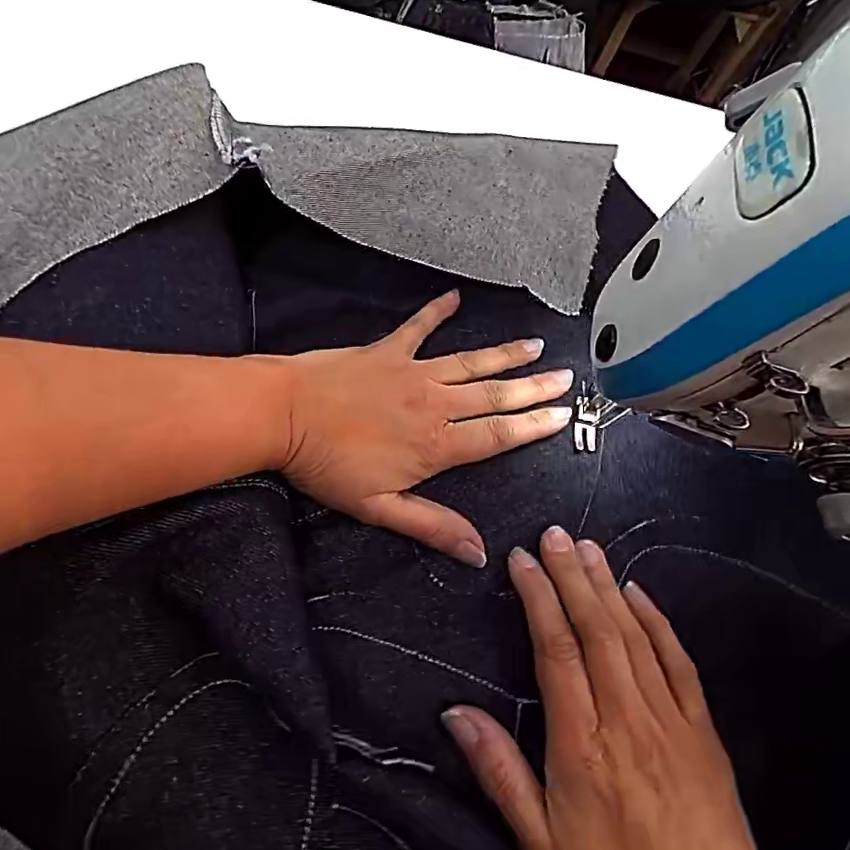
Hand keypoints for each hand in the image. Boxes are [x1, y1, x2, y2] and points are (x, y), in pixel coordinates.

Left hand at [267, 290, 573, 567]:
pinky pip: (420, 327)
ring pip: (471, 362)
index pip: (498, 435)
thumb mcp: (379, 507)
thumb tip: (478, 552)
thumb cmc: (327, 465)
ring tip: (536, 347)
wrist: (283, 414)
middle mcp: (435, 404)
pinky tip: (456, 297)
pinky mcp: (389, 350)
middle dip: (534, 388)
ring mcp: (414, 372)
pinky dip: (437, 311)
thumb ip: (432, 526)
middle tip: (566, 378)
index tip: (563, 415)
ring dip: (506, 354)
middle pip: (495, 396)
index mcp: (436, 444)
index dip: (534, 426)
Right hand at [441, 526, 758, 849]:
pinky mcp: (703, 728)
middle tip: (554, 534)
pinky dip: (656, 620)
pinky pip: (678, 659)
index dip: (537, 597)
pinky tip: (638, 592)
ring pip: (633, 634)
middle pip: (594, 628)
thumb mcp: (542, 846)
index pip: (555, 648)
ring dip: (607, 585)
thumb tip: (456, 715)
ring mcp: (670, 719)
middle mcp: (626, 718)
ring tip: (587, 547)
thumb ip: (500, 774)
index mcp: (581, 745)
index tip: (523, 560)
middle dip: (570, 575)